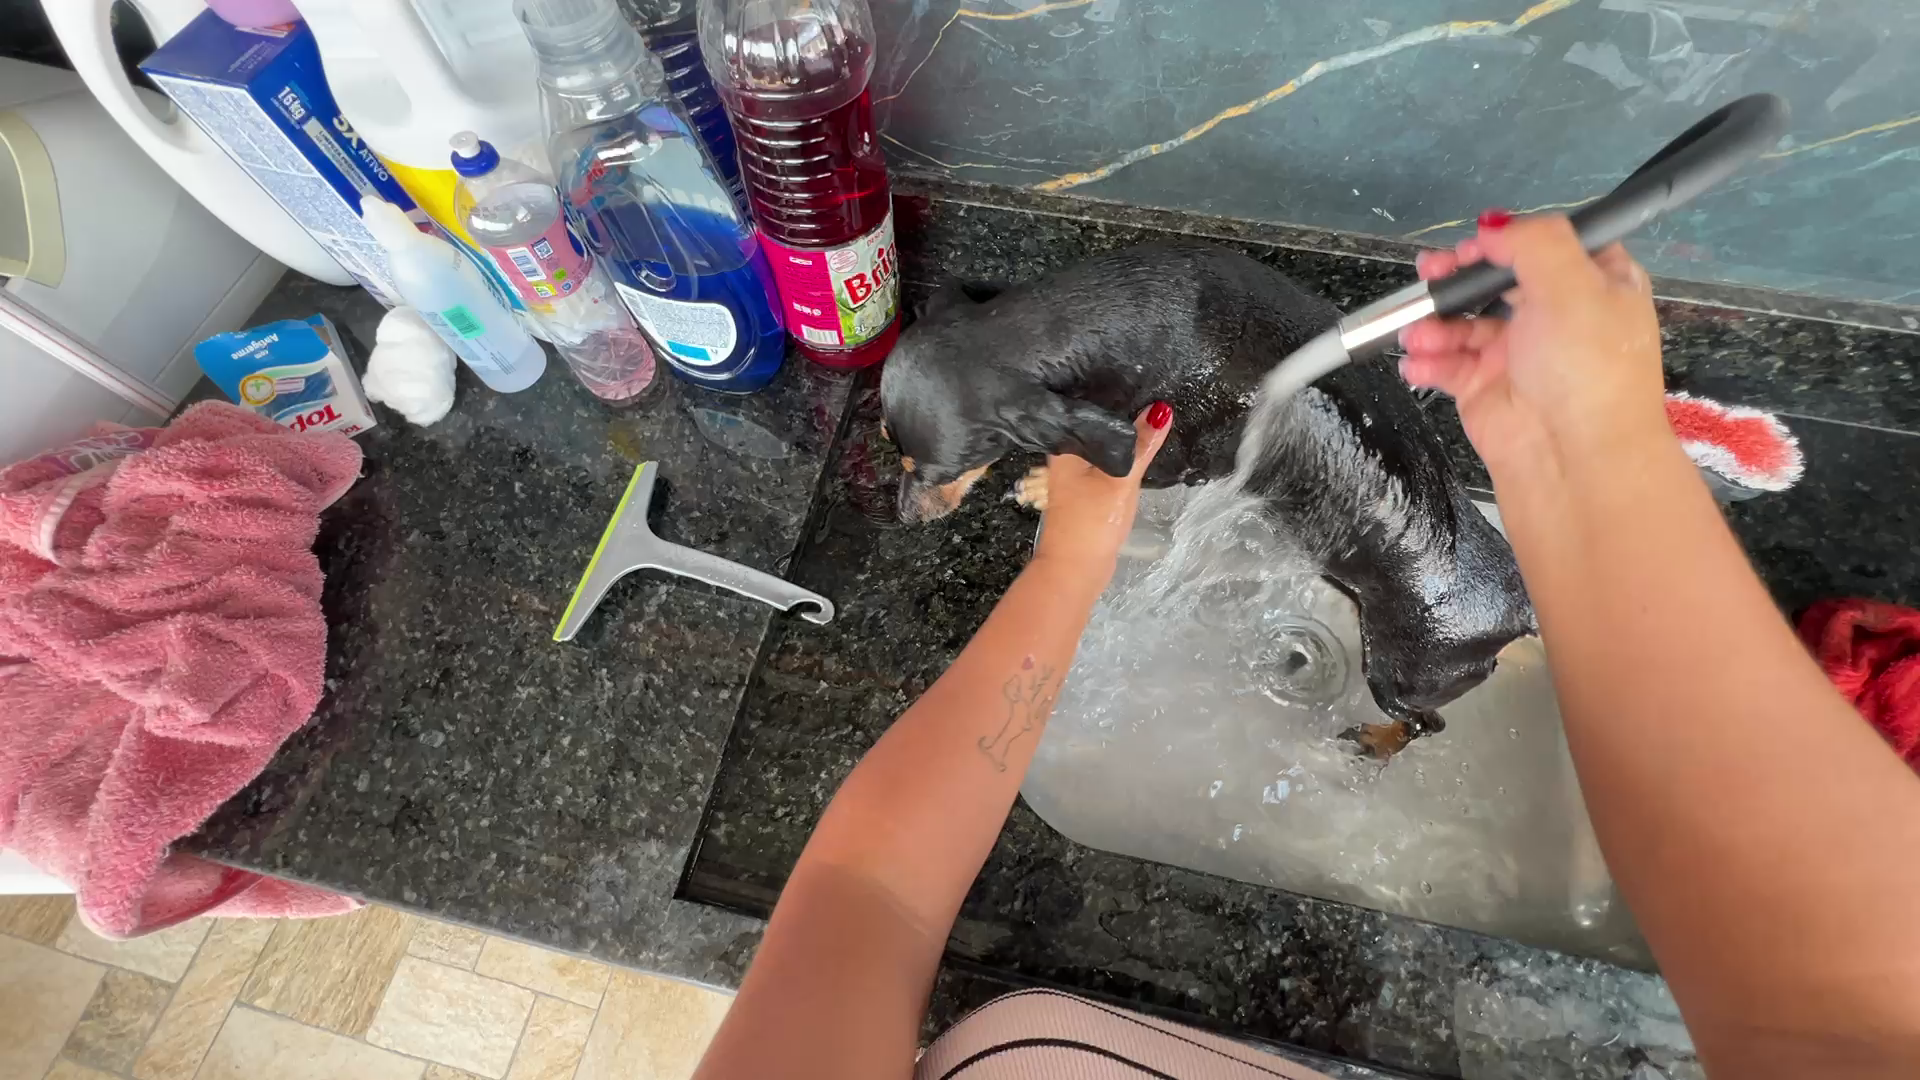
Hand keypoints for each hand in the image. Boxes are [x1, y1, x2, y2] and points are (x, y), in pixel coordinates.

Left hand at [1032, 402, 1172, 577]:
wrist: (1074, 569)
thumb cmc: (1090, 523)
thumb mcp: (1120, 479)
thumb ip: (1140, 445)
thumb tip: (1161, 409)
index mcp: (1065, 444)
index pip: (1087, 404)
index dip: (1112, 387)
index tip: (1140, 371)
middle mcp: (1065, 453)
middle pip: (1096, 423)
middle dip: (1122, 408)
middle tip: (1155, 386)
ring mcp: (1075, 472)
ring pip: (1103, 442)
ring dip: (1124, 433)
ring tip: (1154, 410)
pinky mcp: (1086, 488)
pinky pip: (1106, 460)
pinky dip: (1122, 453)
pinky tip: (1139, 446)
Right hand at [1399, 214, 1671, 477]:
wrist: (1568, 453)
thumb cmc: (1586, 368)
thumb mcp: (1574, 289)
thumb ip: (1534, 245)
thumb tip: (1491, 225)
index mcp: (1593, 284)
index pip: (1545, 247)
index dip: (1506, 243)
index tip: (1473, 247)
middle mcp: (1552, 315)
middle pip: (1492, 283)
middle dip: (1455, 282)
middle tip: (1428, 276)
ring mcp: (1513, 352)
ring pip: (1460, 323)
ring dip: (1432, 326)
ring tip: (1416, 337)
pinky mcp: (1479, 385)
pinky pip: (1443, 363)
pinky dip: (1425, 362)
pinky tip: (1416, 364)